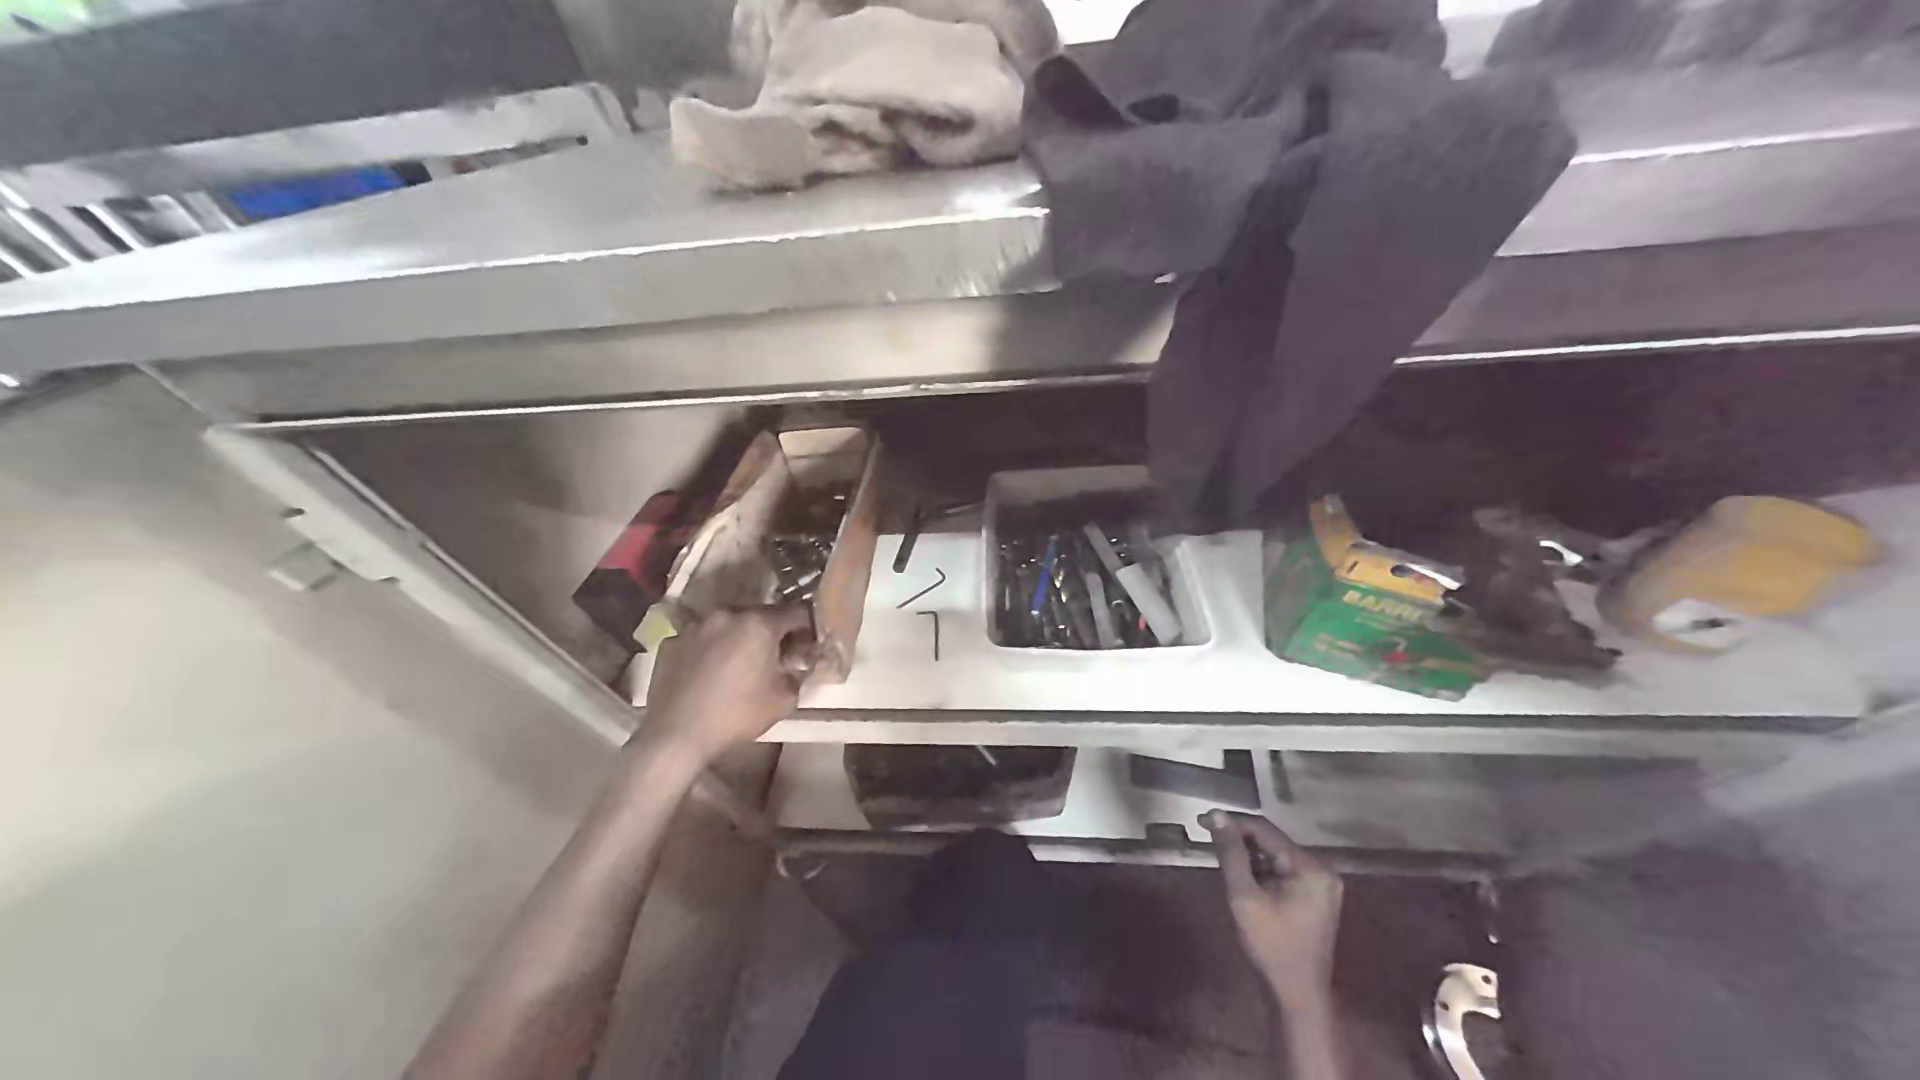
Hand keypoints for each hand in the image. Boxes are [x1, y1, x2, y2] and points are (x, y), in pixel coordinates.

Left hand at [640, 606, 815, 765]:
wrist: (676, 735)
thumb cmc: (737, 714)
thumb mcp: (785, 699)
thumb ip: (799, 673)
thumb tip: (798, 664)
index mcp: (759, 623)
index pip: (796, 613)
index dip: (807, 630)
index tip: (807, 649)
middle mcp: (727, 615)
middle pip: (761, 615)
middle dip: (773, 633)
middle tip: (777, 658)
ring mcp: (696, 626)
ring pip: (730, 625)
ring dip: (741, 639)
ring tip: (741, 666)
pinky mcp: (672, 642)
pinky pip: (703, 639)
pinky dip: (712, 650)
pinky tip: (711, 674)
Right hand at [1203, 811, 1343, 1009]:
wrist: (1299, 994)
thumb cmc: (1271, 945)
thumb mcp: (1244, 896)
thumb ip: (1231, 853)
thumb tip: (1217, 815)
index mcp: (1309, 867)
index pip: (1264, 829)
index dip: (1231, 822)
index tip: (1201, 821)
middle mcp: (1321, 868)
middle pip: (1271, 840)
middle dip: (1239, 839)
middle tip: (1208, 840)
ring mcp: (1322, 882)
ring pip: (1276, 854)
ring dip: (1249, 855)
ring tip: (1222, 860)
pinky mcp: (1317, 894)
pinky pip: (1284, 869)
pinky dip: (1262, 869)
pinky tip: (1244, 877)